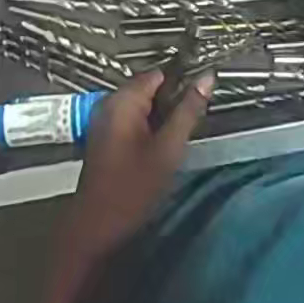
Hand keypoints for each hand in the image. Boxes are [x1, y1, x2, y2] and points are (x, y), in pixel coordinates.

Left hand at [62, 69, 213, 256]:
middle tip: (193, 119)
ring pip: (143, 103)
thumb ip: (188, 110)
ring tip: (180, 132)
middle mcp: (109, 103)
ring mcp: (104, 119)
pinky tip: (162, 143)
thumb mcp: (168, 148)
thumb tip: (208, 77)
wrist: (95, 229)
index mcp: (123, 100)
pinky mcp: (104, 135)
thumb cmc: (133, 188)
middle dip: (173, 99)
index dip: (183, 81)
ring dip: (163, 113)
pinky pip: (133, 117)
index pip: (159, 73)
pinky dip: (150, 124)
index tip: (202, 98)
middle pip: (150, 87)